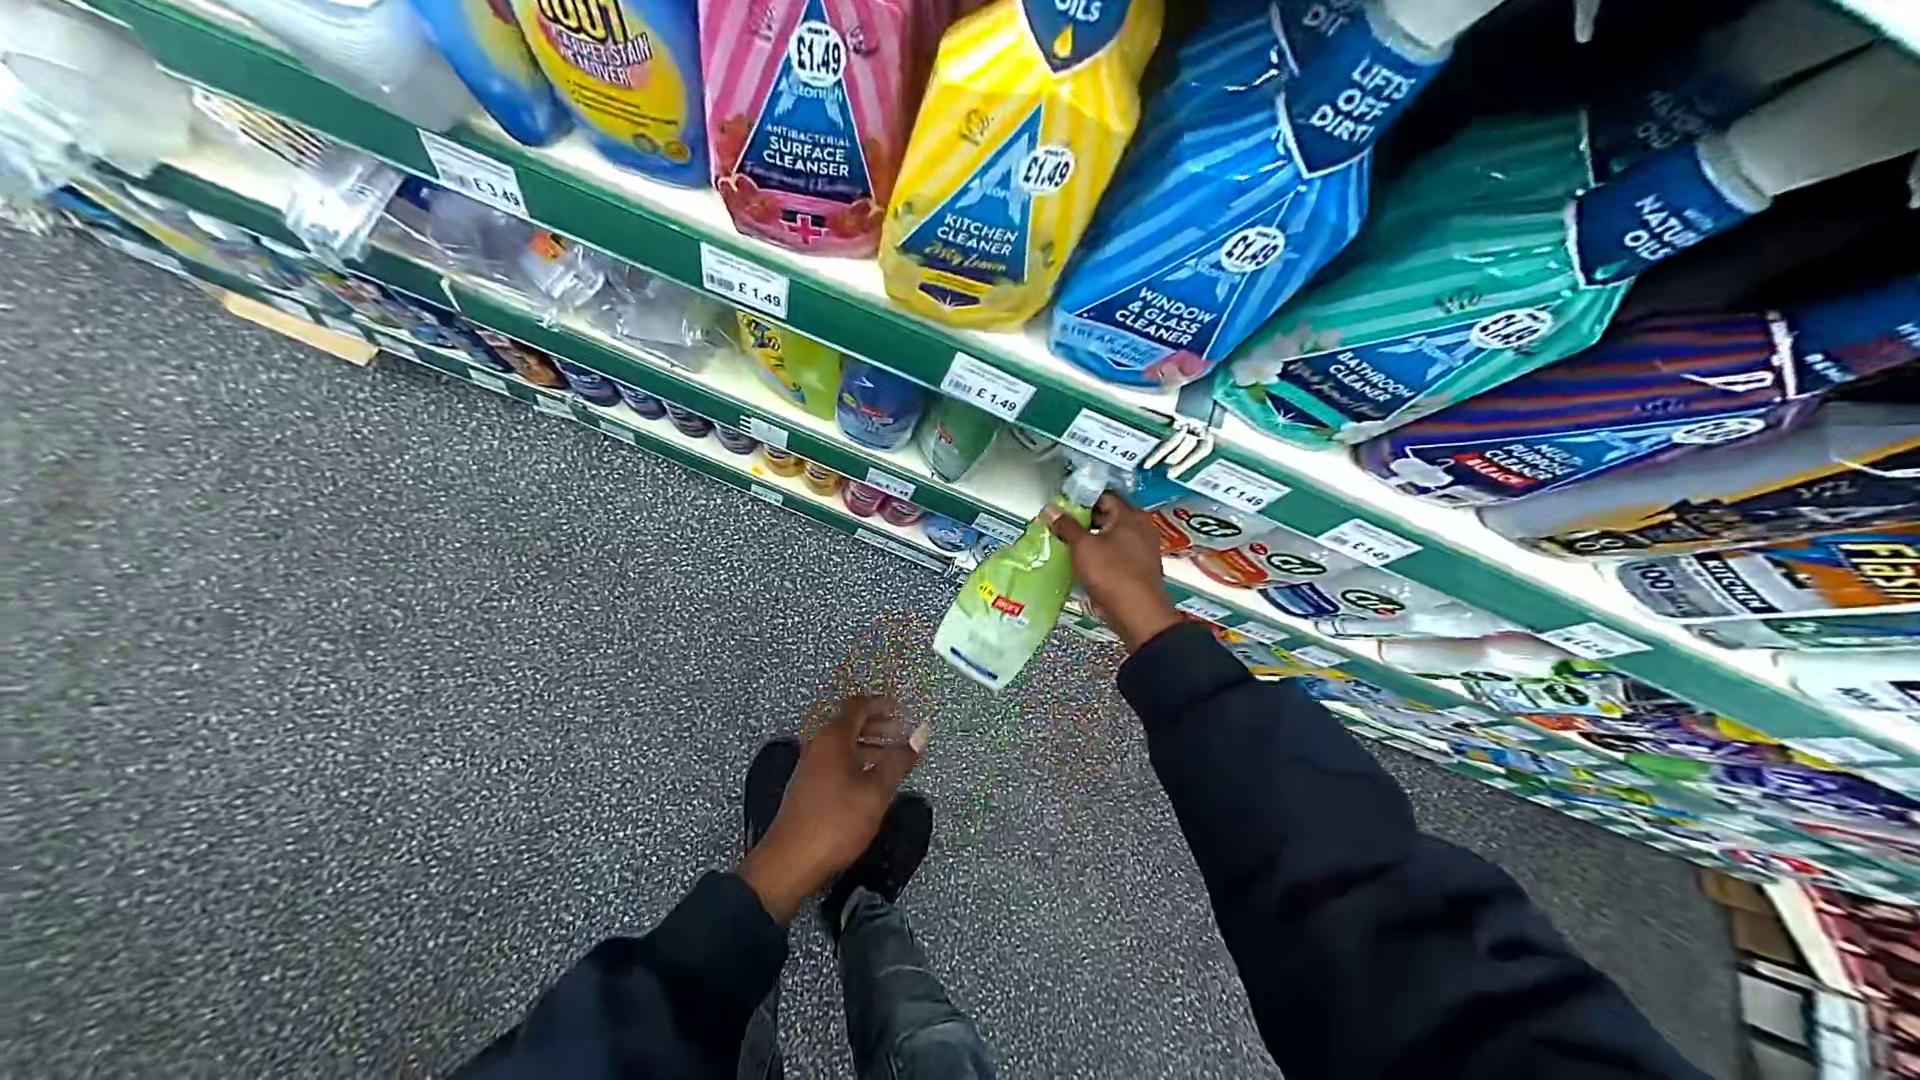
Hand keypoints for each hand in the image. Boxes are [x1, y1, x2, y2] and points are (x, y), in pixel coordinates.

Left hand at [738, 696, 919, 922]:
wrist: (790, 861)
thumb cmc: (836, 821)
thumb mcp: (875, 791)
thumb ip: (898, 760)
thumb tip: (920, 734)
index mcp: (833, 739)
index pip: (857, 706)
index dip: (880, 704)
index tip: (901, 709)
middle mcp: (818, 746)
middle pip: (849, 723)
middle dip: (877, 724)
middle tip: (901, 732)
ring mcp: (810, 766)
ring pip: (843, 743)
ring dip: (868, 744)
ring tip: (892, 756)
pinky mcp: (807, 786)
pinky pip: (836, 760)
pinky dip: (856, 760)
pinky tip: (870, 780)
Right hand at [1046, 492, 1180, 651]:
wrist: (1138, 613)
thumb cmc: (1112, 574)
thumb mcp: (1082, 547)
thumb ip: (1066, 526)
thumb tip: (1051, 511)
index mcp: (1130, 516)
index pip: (1102, 496)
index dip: (1079, 500)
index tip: (1061, 508)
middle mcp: (1141, 527)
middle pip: (1108, 516)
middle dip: (1084, 521)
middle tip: (1061, 527)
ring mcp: (1143, 548)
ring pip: (1112, 536)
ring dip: (1092, 539)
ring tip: (1069, 545)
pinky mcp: (1140, 567)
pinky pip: (1117, 553)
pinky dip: (1102, 554)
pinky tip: (1085, 562)